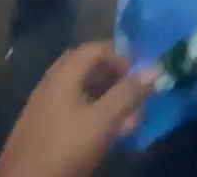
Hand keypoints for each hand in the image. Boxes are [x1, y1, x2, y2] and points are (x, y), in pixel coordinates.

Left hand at [0, 42, 155, 176]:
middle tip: (132, 91)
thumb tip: (156, 67)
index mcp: (64, 73)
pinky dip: (91, 111)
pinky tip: (101, 132)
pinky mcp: (40, 127)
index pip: (96, 48)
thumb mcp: (102, 122)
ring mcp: (43, 104)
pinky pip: (70, 107)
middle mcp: (51, 81)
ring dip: (104, 96)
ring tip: (124, 116)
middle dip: (113, 75)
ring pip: (79, 89)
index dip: (121, 56)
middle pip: (87, 66)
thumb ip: (127, 94)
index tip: (139, 75)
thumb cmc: (64, 148)